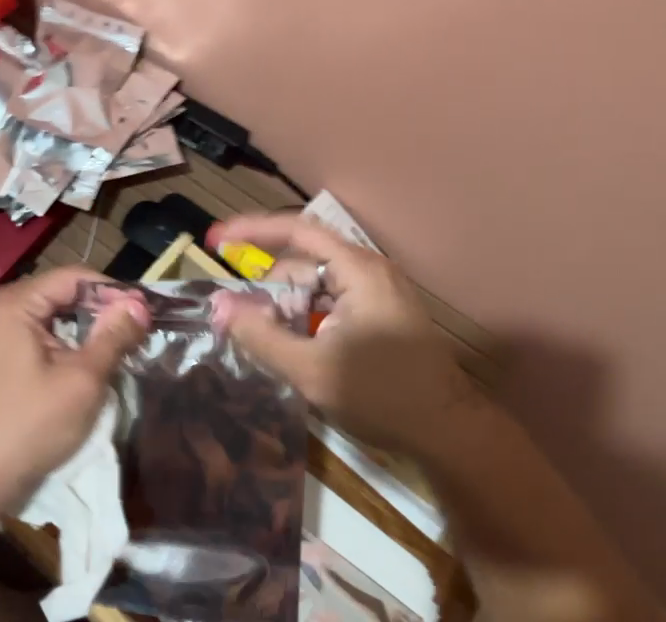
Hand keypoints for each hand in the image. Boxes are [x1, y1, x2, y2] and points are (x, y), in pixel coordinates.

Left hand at [0, 267, 149, 507]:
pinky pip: (42, 332)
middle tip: (138, 329)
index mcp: (16, 303)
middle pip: (63, 293)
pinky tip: (92, 360)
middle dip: (101, 309)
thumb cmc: (32, 424)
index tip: (146, 310)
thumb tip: (139, 304)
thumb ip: (113, 336)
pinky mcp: (1, 352)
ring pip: (55, 314)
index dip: (113, 291)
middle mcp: (3, 306)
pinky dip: (68, 342)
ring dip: (87, 328)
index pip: (74, 278)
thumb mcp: (83, 379)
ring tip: (122, 344)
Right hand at [208, 214, 481, 454]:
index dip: (251, 231)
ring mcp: (378, 293)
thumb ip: (261, 335)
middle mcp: (369, 271)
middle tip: (250, 329)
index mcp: (357, 270)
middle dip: (271, 294)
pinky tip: (300, 353)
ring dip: (289, 313)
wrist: (451, 435)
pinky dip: (307, 322)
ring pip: (314, 288)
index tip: (215, 240)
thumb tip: (218, 305)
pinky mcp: (381, 316)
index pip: (295, 231)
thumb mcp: (312, 369)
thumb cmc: (384, 396)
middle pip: (301, 265)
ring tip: (279, 350)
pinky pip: (330, 304)